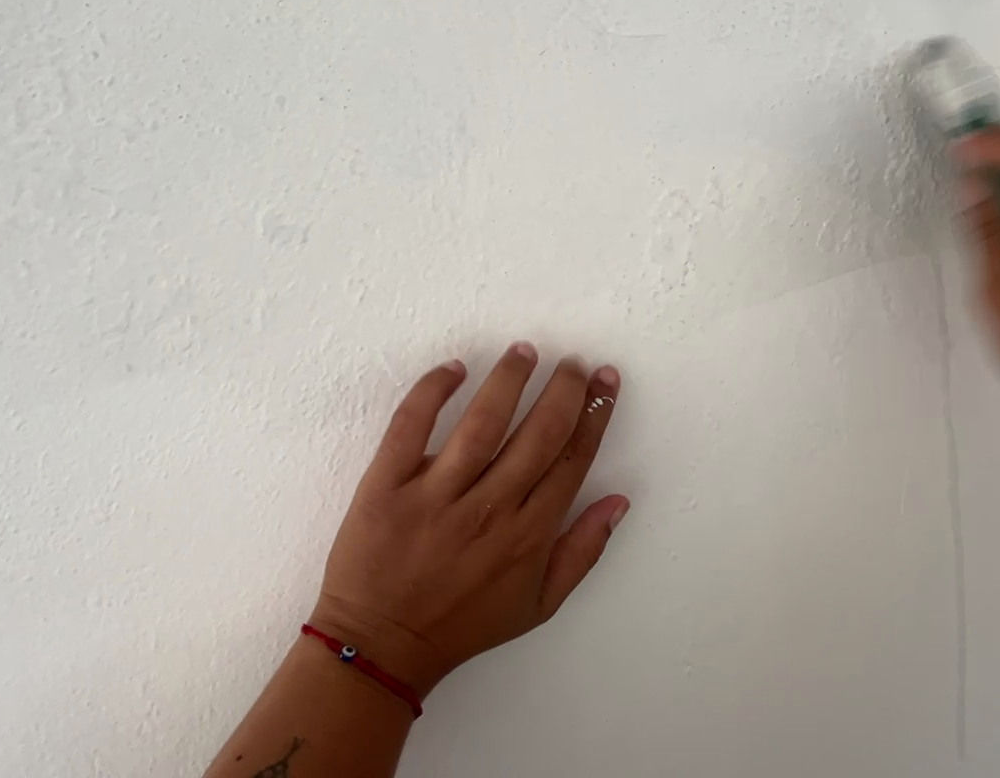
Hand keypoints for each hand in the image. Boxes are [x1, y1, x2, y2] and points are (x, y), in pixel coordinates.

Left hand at [308, 344, 627, 696]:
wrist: (379, 647)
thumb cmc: (463, 623)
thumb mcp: (538, 604)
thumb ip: (583, 551)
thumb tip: (620, 500)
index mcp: (528, 535)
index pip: (572, 458)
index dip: (595, 413)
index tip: (605, 381)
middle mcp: (489, 509)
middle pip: (539, 432)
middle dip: (565, 388)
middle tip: (574, 362)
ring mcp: (436, 495)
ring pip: (483, 421)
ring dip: (510, 379)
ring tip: (525, 351)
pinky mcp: (387, 484)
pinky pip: (411, 425)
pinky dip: (432, 390)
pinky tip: (455, 367)